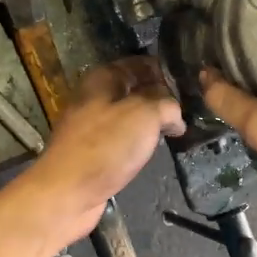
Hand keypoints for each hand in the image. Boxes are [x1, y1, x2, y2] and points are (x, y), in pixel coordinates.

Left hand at [18, 57, 184, 226]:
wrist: (67, 192)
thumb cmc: (106, 146)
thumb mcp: (145, 114)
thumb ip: (166, 105)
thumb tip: (175, 113)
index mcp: (103, 78)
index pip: (140, 64)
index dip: (165, 72)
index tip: (189, 85)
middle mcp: (95, 97)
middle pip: (135, 89)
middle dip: (162, 98)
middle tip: (190, 109)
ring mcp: (92, 125)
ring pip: (130, 115)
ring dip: (152, 121)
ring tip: (177, 130)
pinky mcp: (92, 151)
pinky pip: (122, 137)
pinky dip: (138, 141)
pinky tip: (153, 150)